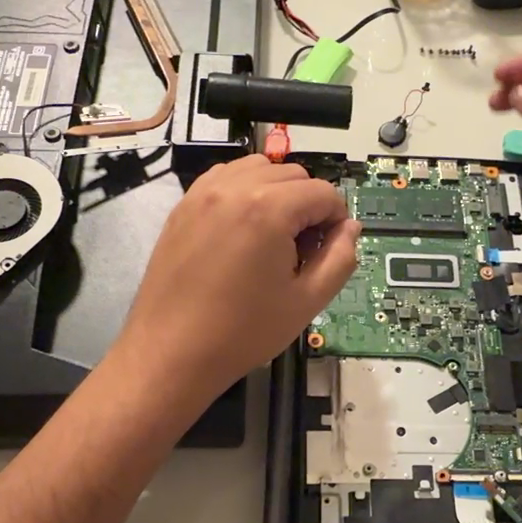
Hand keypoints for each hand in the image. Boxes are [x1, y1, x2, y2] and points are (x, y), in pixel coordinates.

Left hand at [113, 154, 358, 401]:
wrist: (172, 353)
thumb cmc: (243, 333)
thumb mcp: (307, 301)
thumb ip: (340, 259)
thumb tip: (350, 229)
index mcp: (268, 209)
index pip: (323, 193)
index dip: (336, 222)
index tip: (328, 252)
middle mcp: (234, 188)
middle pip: (294, 176)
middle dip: (308, 207)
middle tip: (301, 252)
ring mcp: (203, 193)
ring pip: (259, 169)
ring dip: (277, 194)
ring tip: (272, 238)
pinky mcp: (183, 206)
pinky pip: (225, 179)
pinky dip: (244, 193)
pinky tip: (244, 232)